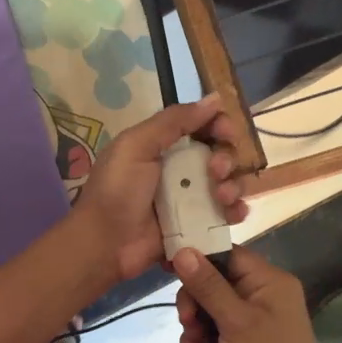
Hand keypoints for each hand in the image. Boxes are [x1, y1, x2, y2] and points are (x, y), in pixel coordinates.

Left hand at [72, 96, 249, 281]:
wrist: (105, 244)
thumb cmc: (116, 191)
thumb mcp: (135, 146)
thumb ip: (172, 121)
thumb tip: (213, 98)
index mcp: (161, 147)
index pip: (201, 127)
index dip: (218, 124)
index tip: (224, 130)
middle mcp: (178, 170)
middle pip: (220, 154)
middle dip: (227, 157)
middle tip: (215, 170)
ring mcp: (188, 199)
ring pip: (228, 184)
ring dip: (234, 185)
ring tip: (222, 196)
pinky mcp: (195, 226)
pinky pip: (225, 214)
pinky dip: (235, 211)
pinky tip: (233, 213)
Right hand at [172, 247, 341, 342]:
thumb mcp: (234, 321)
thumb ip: (207, 285)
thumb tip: (182, 250)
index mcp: (270, 282)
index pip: (227, 254)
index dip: (197, 259)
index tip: (167, 269)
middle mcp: (263, 294)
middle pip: (213, 280)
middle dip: (194, 301)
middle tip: (186, 321)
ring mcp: (252, 318)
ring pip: (208, 306)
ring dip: (193, 324)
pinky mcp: (241, 340)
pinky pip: (212, 327)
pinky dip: (199, 338)